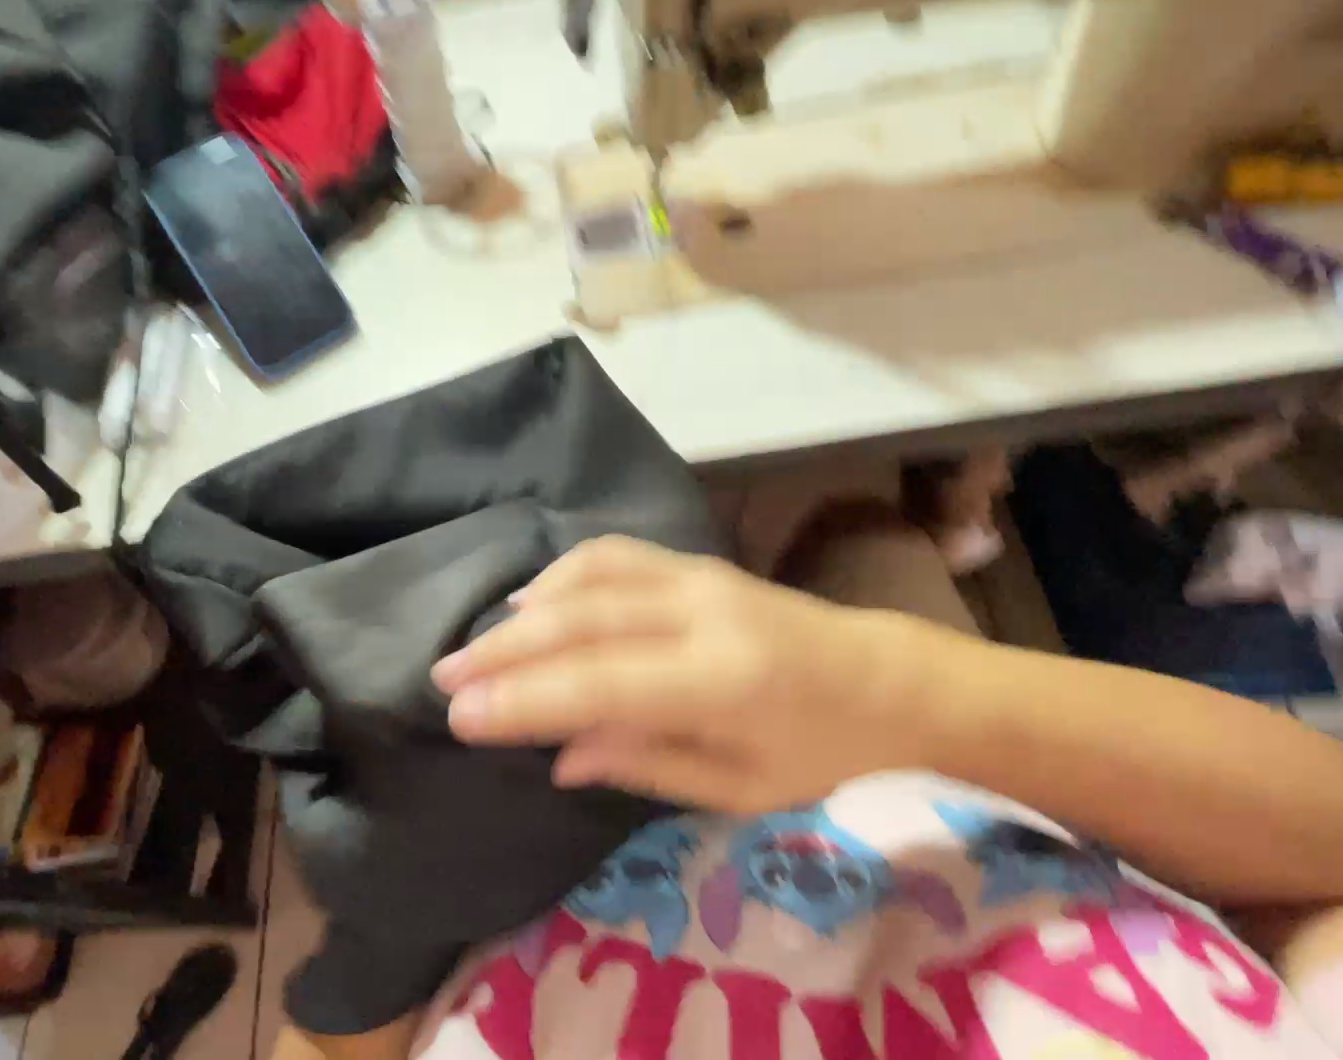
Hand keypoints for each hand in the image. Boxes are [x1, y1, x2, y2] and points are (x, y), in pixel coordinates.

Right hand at [431, 536, 948, 812]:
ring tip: (479, 643)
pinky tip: (534, 601)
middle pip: (580, 618)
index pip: (597, 684)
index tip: (460, 718)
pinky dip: (564, 574)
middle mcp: (702, 614)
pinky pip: (615, 555)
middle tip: (445, 677)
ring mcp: (699, 576)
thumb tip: (557, 758)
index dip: (522, 700)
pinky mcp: (698, 563)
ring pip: (590, 574)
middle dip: (504, 649)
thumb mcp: (743, 788)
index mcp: (722, 681)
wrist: (896, 683)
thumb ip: (646, 763)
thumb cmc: (829, 754)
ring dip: (526, 608)